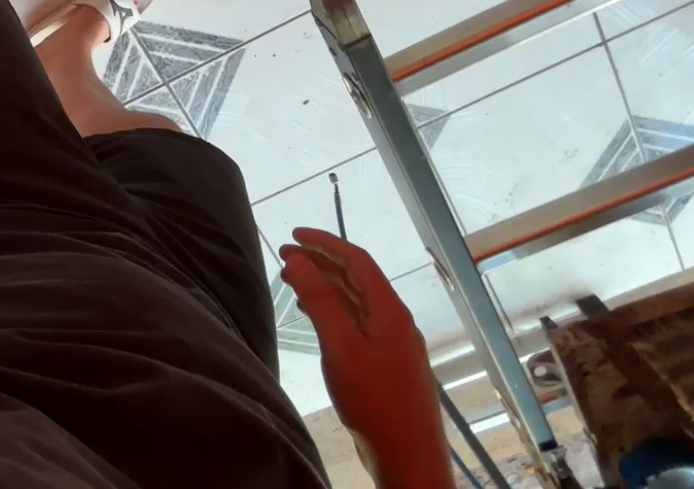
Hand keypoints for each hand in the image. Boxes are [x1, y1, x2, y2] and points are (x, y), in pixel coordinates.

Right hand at [280, 228, 451, 488]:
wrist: (410, 460)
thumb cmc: (374, 399)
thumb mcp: (341, 346)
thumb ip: (320, 299)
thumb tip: (298, 259)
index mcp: (389, 310)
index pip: (357, 260)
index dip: (325, 242)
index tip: (293, 234)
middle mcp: (394, 320)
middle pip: (356, 277)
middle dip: (320, 261)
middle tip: (283, 255)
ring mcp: (393, 342)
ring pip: (355, 299)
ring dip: (323, 284)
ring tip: (290, 280)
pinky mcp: (387, 362)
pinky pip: (356, 320)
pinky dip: (331, 307)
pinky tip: (313, 313)